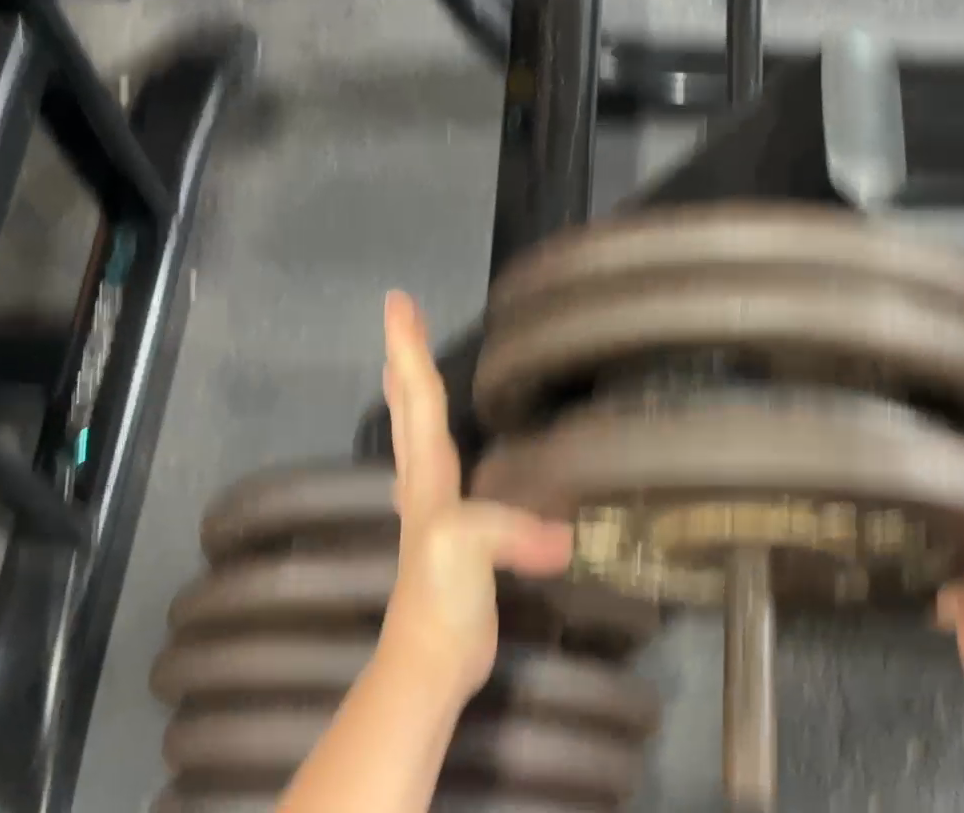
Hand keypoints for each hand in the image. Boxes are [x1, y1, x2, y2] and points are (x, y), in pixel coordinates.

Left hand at [377, 291, 573, 704]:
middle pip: (411, 410)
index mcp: (428, 476)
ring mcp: (437, 511)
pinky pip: (448, 474)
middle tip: (401, 319)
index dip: (409, 349)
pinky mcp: (459, 538)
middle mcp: (426, 484)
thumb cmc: (439, 599)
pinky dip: (438, 446)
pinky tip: (443, 454)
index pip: (419, 399)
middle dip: (405, 361)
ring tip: (409, 369)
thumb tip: (565, 539)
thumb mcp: (465, 549)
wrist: (430, 661)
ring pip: (420, 438)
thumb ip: (505, 528)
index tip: (398, 302)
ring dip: (413, 399)